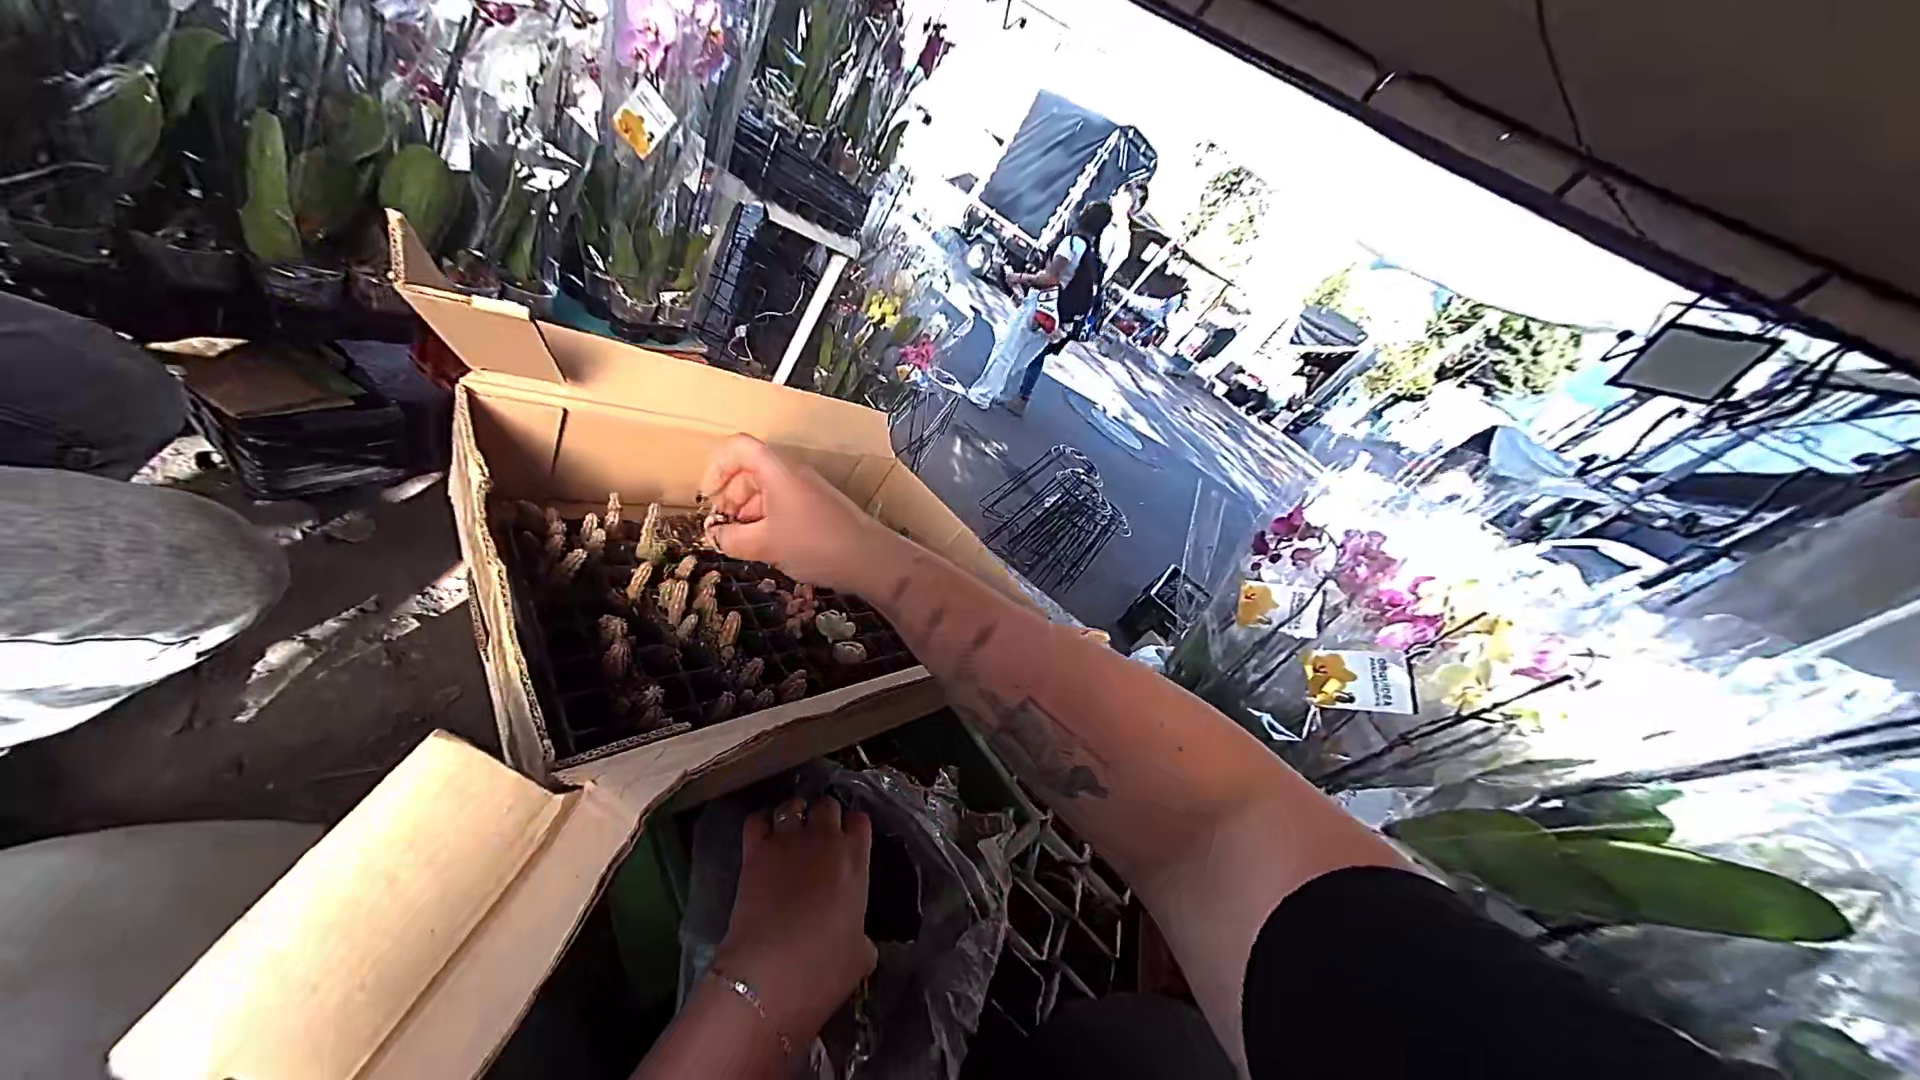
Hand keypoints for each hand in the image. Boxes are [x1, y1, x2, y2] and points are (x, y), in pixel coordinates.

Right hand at [699, 433, 899, 591]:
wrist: (870, 559)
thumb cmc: (816, 544)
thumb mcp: (764, 544)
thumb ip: (732, 539)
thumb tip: (715, 536)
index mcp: (777, 470)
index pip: (738, 448)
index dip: (716, 468)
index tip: (709, 498)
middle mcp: (793, 473)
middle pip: (750, 470)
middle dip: (730, 496)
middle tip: (722, 527)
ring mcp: (808, 489)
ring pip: (767, 489)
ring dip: (748, 511)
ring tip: (740, 540)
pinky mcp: (818, 507)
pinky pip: (783, 504)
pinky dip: (767, 519)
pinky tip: (765, 545)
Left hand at [715, 797, 877, 1040]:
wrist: (768, 975)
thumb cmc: (823, 968)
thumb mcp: (860, 956)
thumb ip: (862, 937)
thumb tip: (859, 940)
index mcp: (855, 859)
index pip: (860, 821)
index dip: (854, 828)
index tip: (849, 840)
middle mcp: (825, 840)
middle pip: (827, 805)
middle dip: (824, 815)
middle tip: (819, 836)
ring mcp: (788, 841)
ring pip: (792, 806)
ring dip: (793, 814)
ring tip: (789, 830)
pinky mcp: (755, 851)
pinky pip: (757, 820)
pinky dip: (761, 822)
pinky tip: (763, 835)